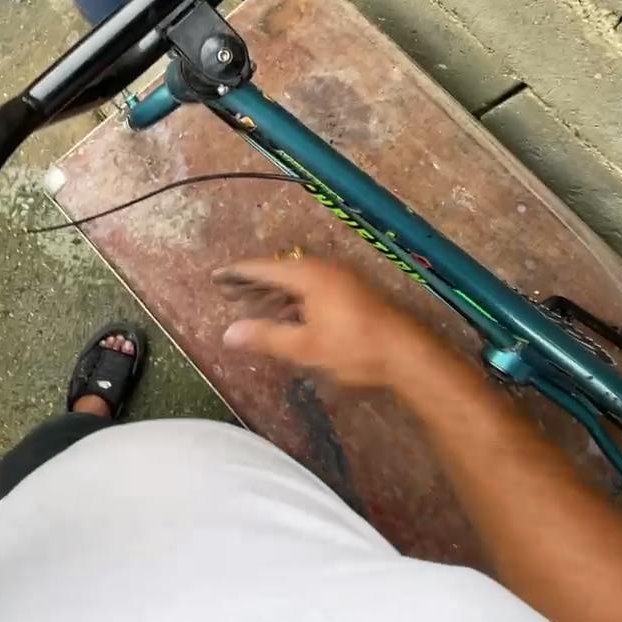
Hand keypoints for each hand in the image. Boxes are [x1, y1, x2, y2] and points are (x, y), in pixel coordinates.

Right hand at [218, 257, 467, 388]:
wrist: (406, 353)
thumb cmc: (354, 347)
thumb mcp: (305, 347)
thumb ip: (265, 337)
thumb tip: (228, 334)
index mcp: (307, 275)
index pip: (262, 269)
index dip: (236, 274)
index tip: (216, 277)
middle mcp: (321, 269)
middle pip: (278, 273)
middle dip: (252, 284)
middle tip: (228, 292)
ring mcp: (338, 278)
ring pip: (295, 281)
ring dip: (272, 293)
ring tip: (252, 305)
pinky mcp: (349, 290)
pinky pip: (310, 287)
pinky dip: (291, 298)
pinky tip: (286, 314)